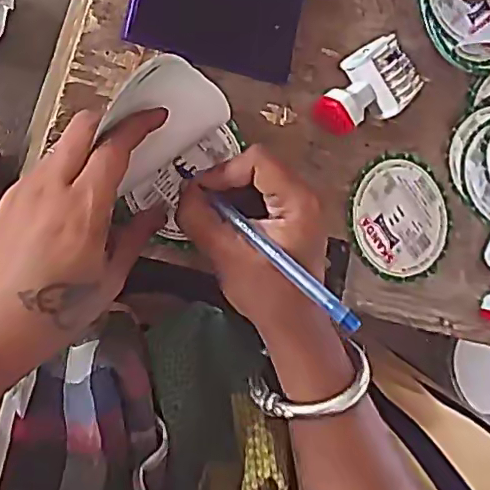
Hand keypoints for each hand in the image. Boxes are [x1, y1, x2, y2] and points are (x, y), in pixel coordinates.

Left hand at [0, 107, 167, 377]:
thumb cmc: (52, 314)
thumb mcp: (108, 281)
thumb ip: (135, 237)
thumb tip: (155, 213)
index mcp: (82, 206)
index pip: (114, 145)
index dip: (139, 124)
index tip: (155, 116)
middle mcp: (51, 186)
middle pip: (82, 125)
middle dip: (110, 119)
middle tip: (129, 131)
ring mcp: (26, 188)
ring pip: (62, 143)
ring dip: (86, 143)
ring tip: (103, 168)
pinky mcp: (9, 198)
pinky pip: (44, 165)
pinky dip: (66, 164)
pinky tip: (73, 193)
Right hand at [176, 146, 329, 338]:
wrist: (295, 329)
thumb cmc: (268, 296)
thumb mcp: (226, 255)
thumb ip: (200, 218)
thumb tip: (184, 191)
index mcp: (298, 200)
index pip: (256, 159)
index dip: (223, 171)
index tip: (201, 191)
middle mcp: (304, 195)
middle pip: (256, 166)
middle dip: (224, 182)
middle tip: (201, 202)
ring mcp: (300, 207)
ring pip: (256, 179)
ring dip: (229, 194)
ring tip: (211, 217)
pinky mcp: (292, 218)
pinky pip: (260, 196)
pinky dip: (239, 205)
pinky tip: (226, 227)